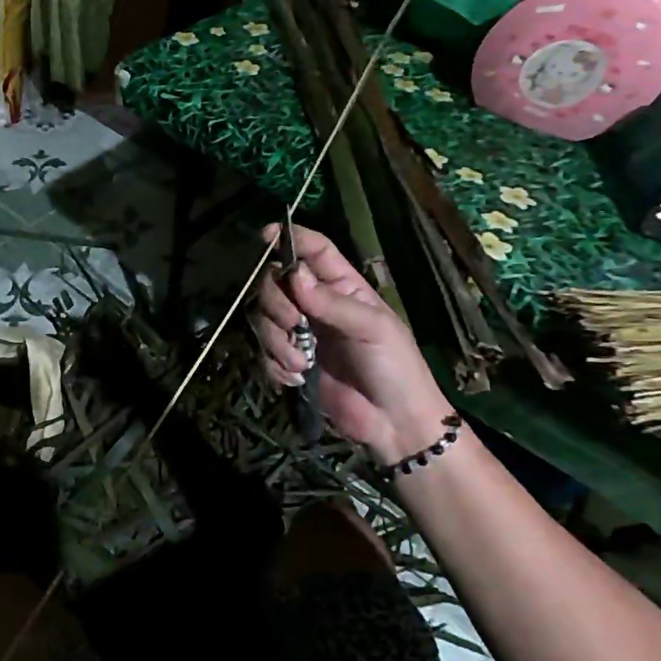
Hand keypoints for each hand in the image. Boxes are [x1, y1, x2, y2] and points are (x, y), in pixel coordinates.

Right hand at [250, 224, 455, 465]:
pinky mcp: (292, 365)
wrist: (395, 424)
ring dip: (275, 340)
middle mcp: (317, 305)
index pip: (314, 250)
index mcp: (344, 287)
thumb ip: (332, 302)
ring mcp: (303, 335)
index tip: (266, 236)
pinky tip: (296, 379)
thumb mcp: (373, 327)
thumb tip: (294, 274)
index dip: (291, 238)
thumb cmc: (396, 367)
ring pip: (264, 319)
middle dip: (276, 302)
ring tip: (300, 363)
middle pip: (276, 283)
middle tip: (294, 325)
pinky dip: (275, 366)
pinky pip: (265, 354)